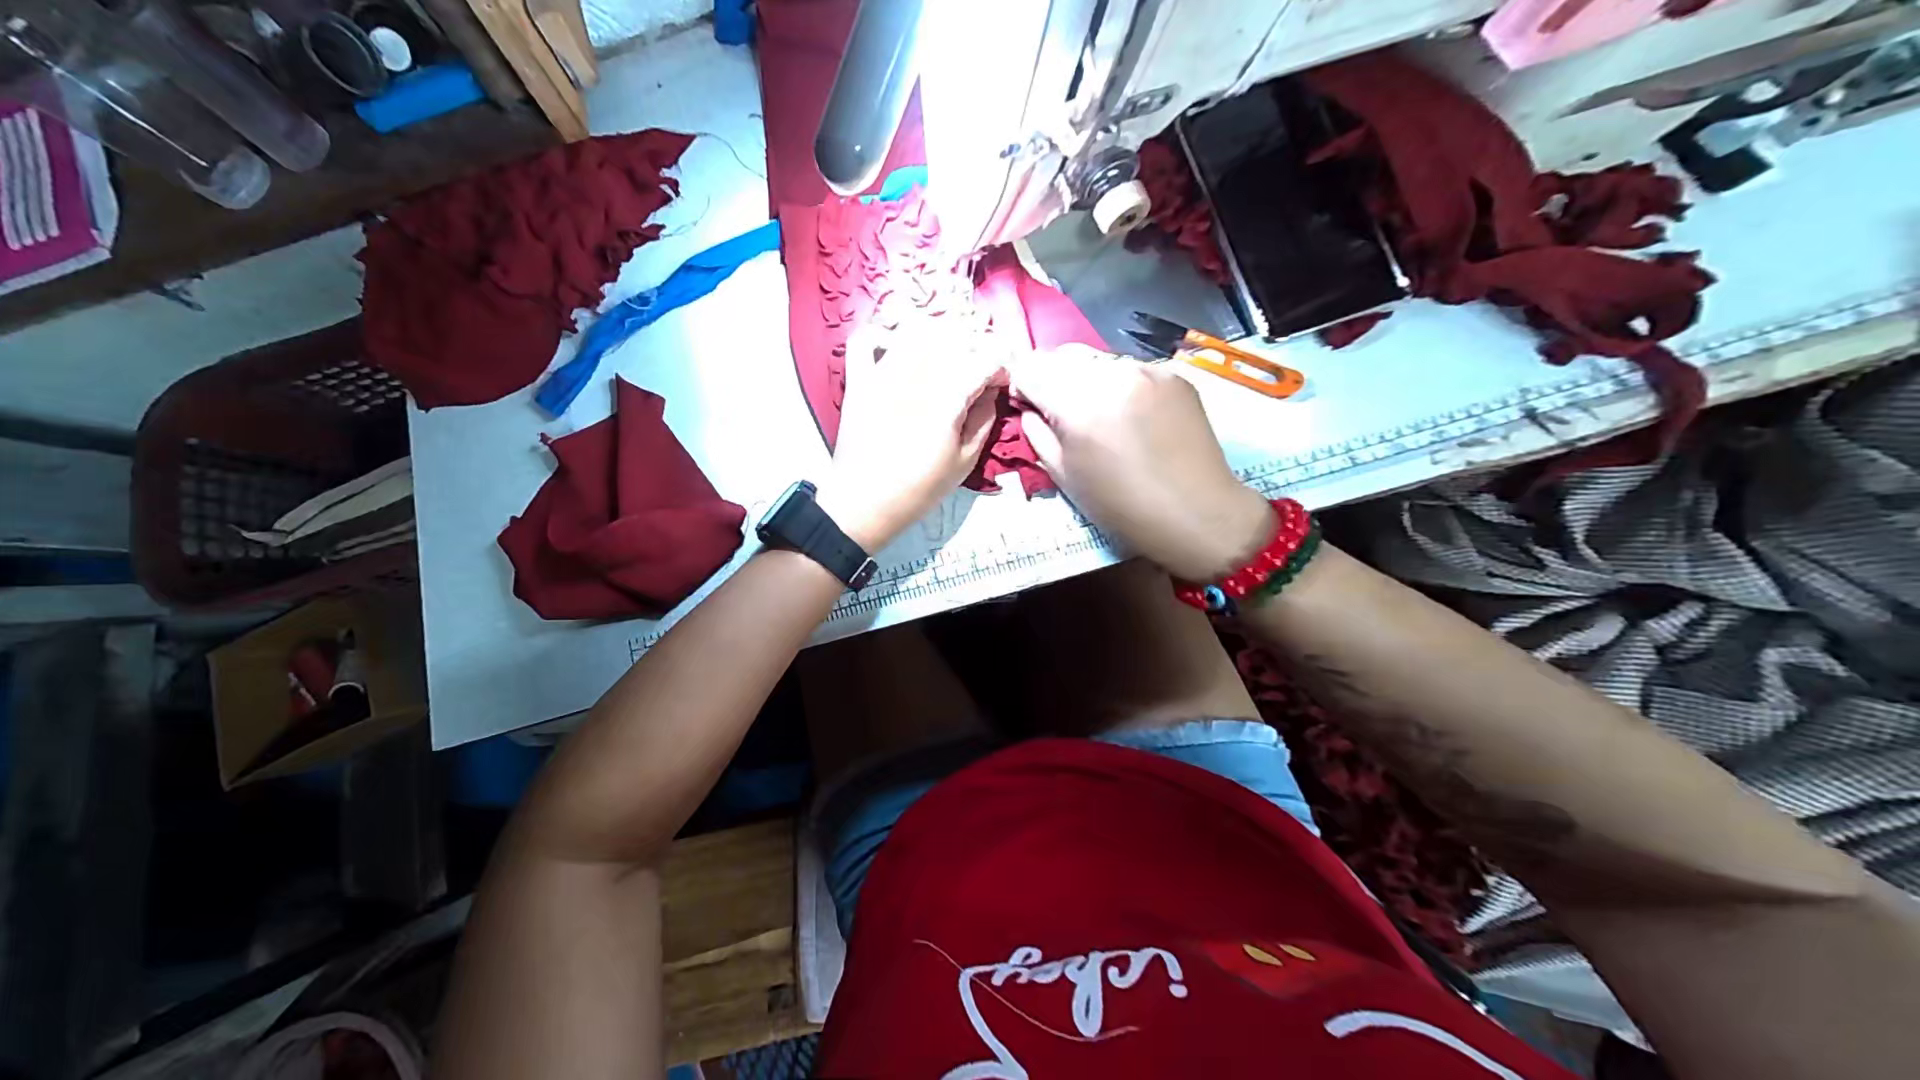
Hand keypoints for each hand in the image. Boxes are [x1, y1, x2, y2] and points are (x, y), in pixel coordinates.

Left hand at [816, 325, 1004, 551]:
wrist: (863, 504)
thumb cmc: (918, 490)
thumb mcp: (964, 462)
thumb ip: (983, 421)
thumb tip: (991, 392)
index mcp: (947, 397)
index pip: (985, 358)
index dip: (1001, 364)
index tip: (1002, 381)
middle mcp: (916, 375)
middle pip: (953, 335)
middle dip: (974, 345)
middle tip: (978, 370)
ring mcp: (883, 373)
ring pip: (915, 328)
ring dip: (937, 334)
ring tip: (944, 356)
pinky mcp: (858, 380)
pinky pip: (864, 339)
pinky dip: (880, 333)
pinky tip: (894, 345)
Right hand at [1009, 344, 1273, 581]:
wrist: (1195, 512)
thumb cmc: (1121, 505)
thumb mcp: (1063, 475)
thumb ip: (1037, 433)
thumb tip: (1031, 408)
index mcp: (1079, 404)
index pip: (1030, 367)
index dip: (1023, 386)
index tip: (1031, 407)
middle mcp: (1111, 375)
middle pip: (1061, 355)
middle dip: (1053, 379)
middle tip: (1062, 413)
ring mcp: (1146, 369)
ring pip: (1096, 357)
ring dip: (1086, 379)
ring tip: (1101, 416)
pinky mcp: (1172, 373)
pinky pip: (1129, 368)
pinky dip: (1119, 384)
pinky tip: (1132, 416)